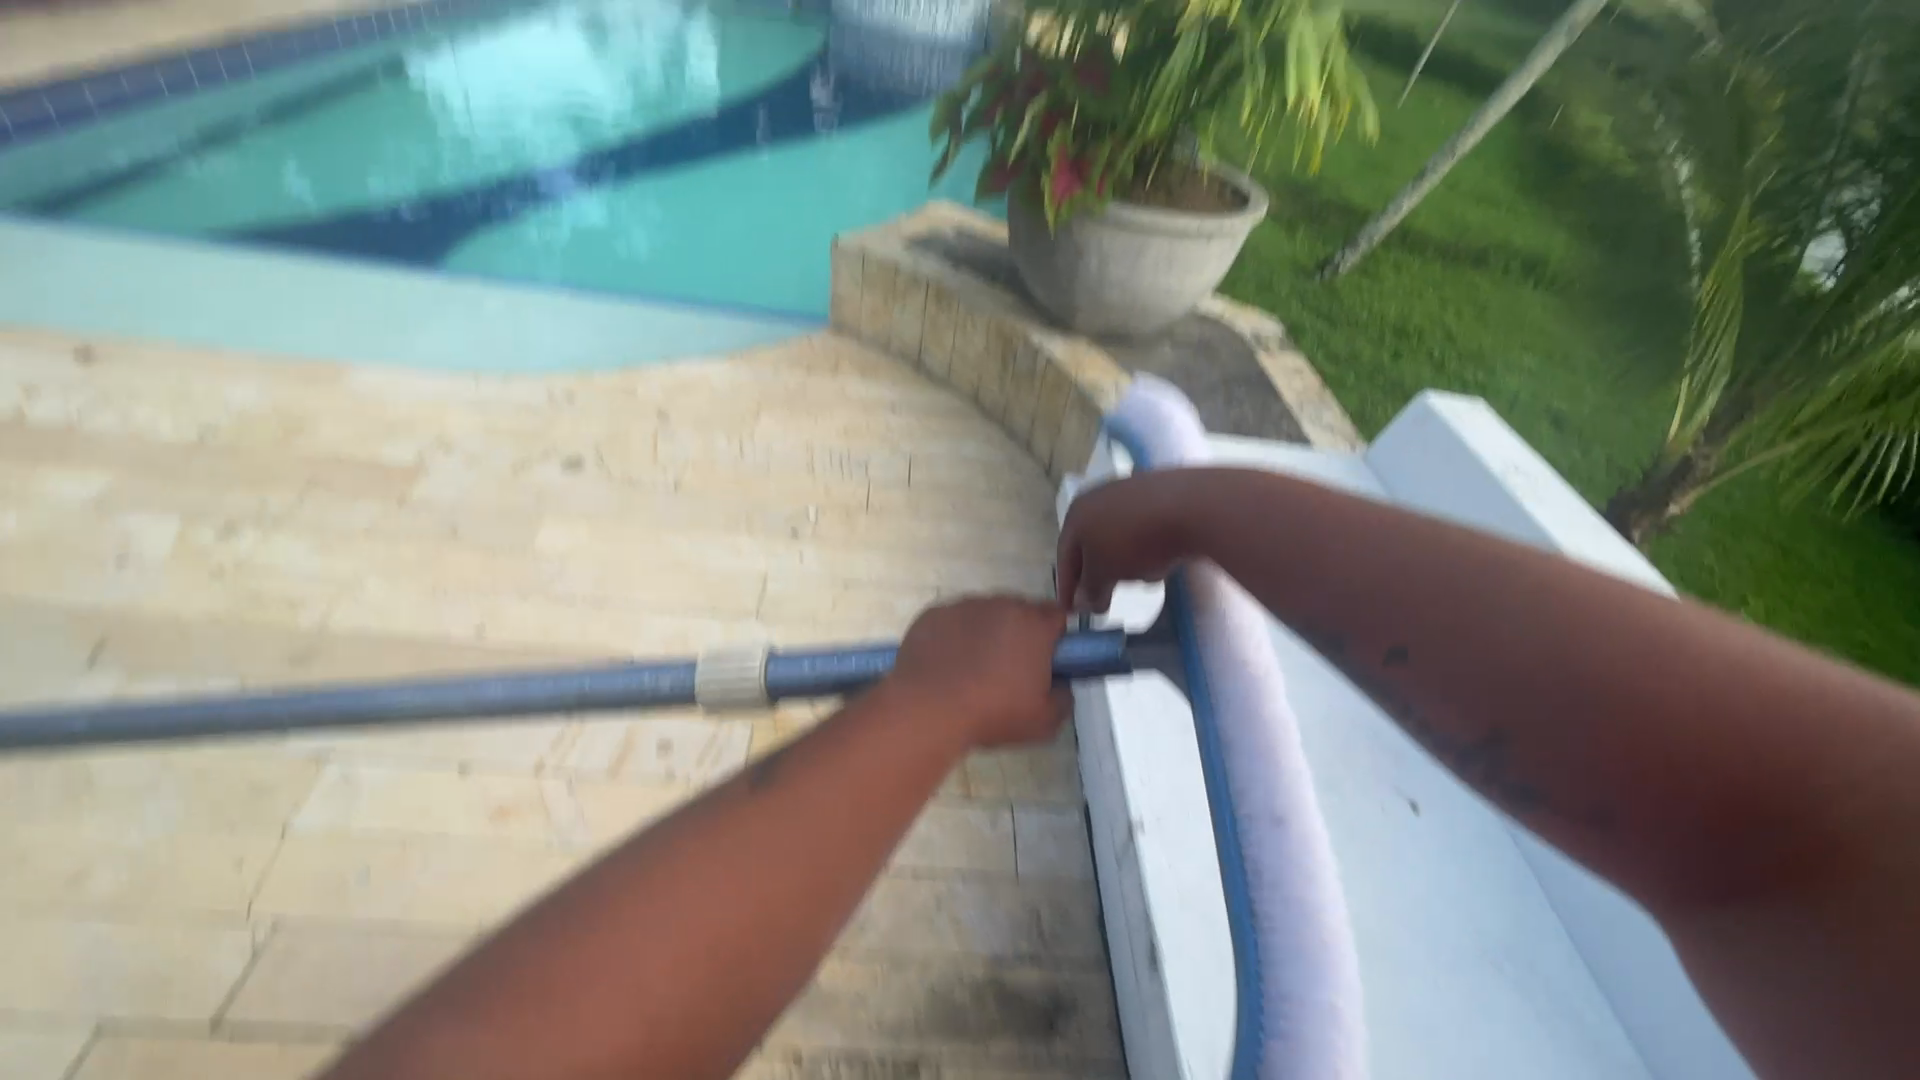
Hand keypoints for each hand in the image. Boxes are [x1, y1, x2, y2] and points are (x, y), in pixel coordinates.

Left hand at [886, 596, 1071, 748]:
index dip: (1055, 637)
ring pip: (984, 614)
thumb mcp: (1044, 721)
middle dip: (1020, 633)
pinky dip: (954, 636)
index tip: (1047, 659)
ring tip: (972, 668)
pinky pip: (952, 621)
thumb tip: (1060, 684)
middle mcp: (1000, 604)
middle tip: (1010, 669)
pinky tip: (946, 664)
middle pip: (1019, 611)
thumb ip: (1063, 697)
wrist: (926, 709)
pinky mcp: (932, 614)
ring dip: (985, 632)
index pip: (1057, 616)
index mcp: (1033, 625)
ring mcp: (963, 606)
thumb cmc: (992, 713)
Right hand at [1056, 471, 1196, 612]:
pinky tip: (1161, 563)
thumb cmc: (1133, 542)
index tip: (1070, 613)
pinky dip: (1146, 549)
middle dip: (1097, 575)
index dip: (1066, 588)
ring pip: (1119, 537)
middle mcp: (1099, 497)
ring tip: (1139, 581)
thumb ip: (1089, 590)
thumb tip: (1082, 602)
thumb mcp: (1104, 573)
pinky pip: (1145, 530)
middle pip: (1092, 545)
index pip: (1064, 556)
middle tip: (1102, 603)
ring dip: (1124, 562)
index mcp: (1078, 513)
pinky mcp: (1162, 494)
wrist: (1192, 508)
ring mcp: (1132, 492)